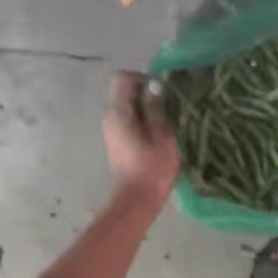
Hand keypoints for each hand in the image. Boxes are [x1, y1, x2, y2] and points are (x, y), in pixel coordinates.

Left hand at [103, 70, 178, 199]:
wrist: (138, 200)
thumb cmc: (152, 168)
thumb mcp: (162, 134)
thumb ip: (157, 107)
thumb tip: (154, 85)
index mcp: (118, 112)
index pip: (123, 78)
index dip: (143, 79)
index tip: (161, 93)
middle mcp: (109, 117)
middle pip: (125, 91)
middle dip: (146, 94)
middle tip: (168, 109)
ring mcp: (111, 131)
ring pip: (128, 107)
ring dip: (146, 110)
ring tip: (166, 122)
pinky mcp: (117, 142)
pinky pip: (129, 121)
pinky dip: (142, 122)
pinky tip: (158, 135)